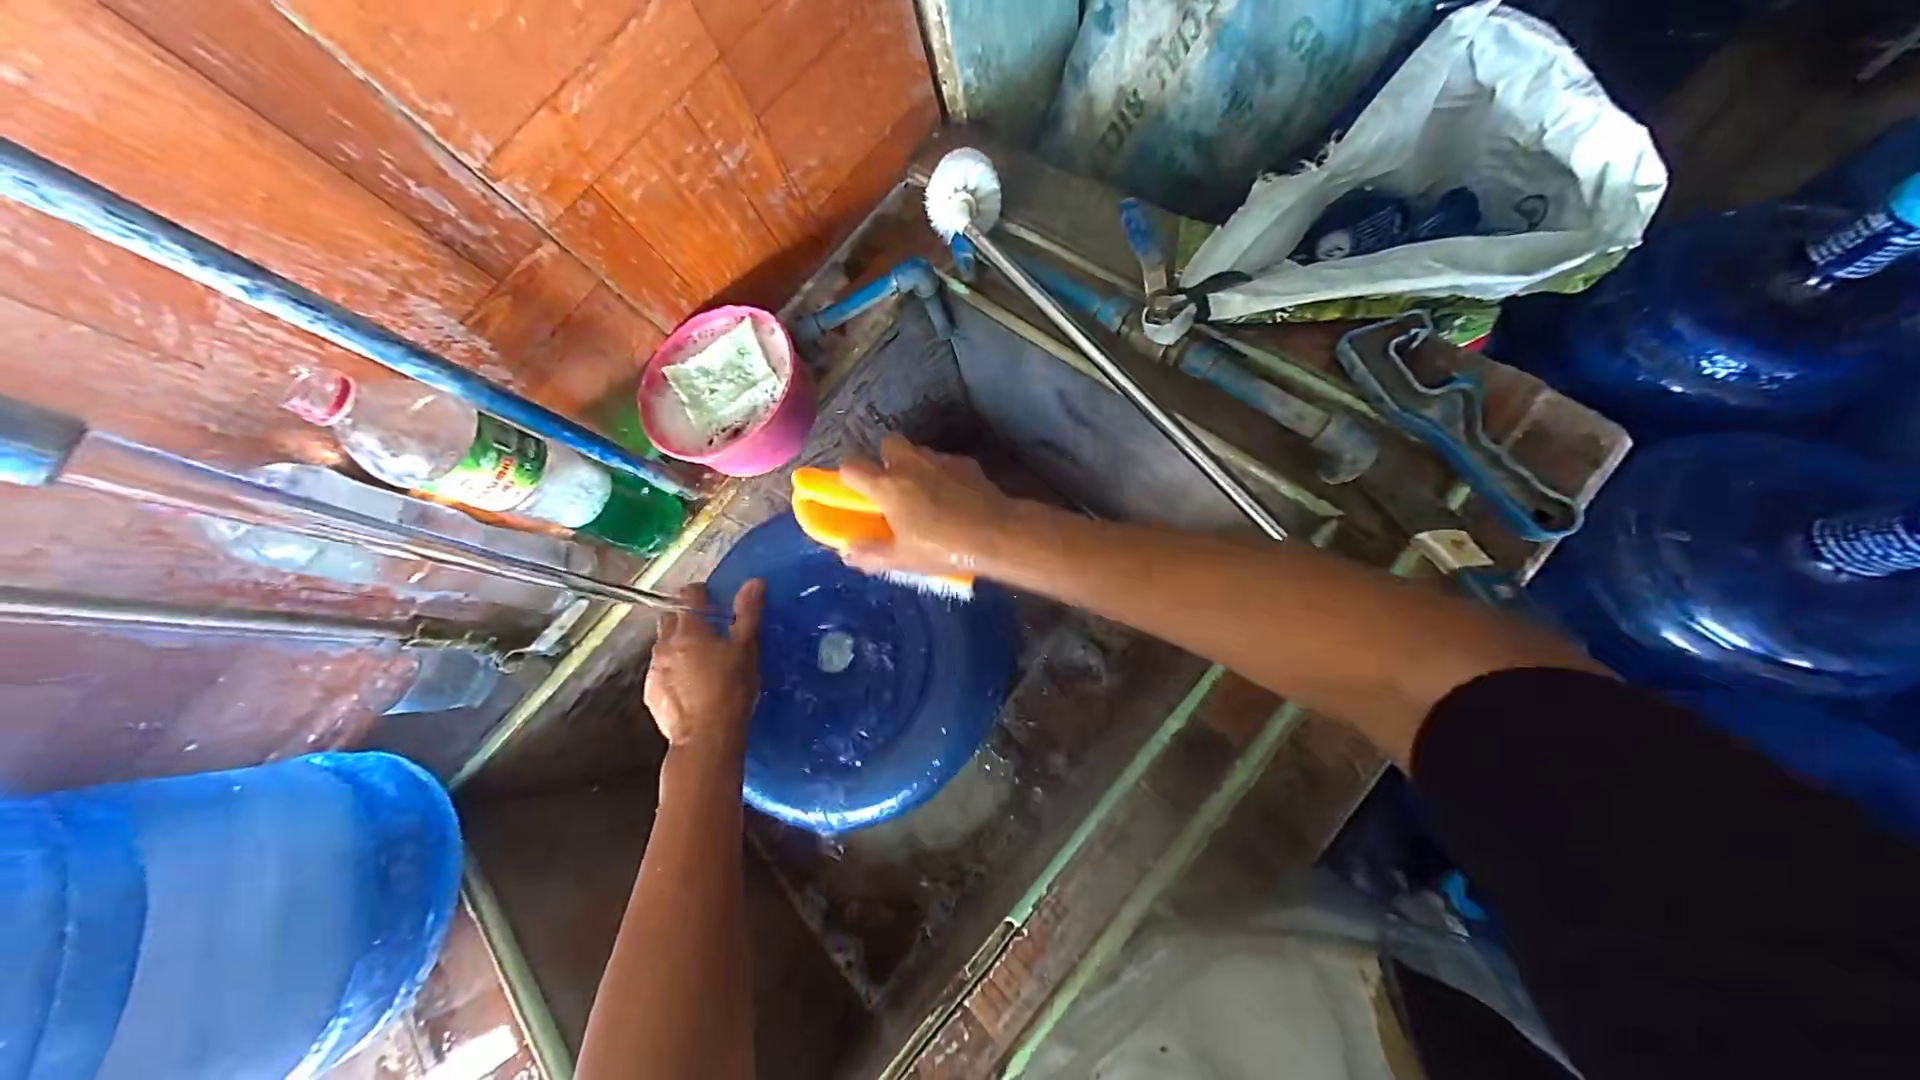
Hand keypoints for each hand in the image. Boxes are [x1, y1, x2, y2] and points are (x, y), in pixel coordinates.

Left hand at [643, 581, 764, 761]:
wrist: (706, 739)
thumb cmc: (732, 690)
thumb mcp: (747, 649)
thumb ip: (748, 613)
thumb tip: (754, 582)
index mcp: (690, 630)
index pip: (689, 595)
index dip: (701, 594)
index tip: (714, 601)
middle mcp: (664, 645)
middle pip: (671, 619)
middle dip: (687, 619)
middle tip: (710, 633)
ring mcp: (654, 670)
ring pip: (663, 646)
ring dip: (679, 647)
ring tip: (702, 664)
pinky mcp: (650, 693)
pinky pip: (660, 672)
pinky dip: (673, 672)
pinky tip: (691, 687)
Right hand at [837, 435, 1017, 578]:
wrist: (996, 534)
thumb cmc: (943, 548)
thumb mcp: (903, 559)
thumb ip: (871, 554)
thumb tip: (848, 552)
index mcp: (888, 486)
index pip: (851, 466)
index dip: (850, 477)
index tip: (857, 493)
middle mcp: (910, 464)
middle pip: (888, 443)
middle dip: (886, 459)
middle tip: (894, 488)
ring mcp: (940, 460)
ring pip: (918, 451)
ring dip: (915, 466)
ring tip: (926, 494)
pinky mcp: (966, 463)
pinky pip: (945, 462)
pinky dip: (943, 474)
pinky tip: (954, 497)